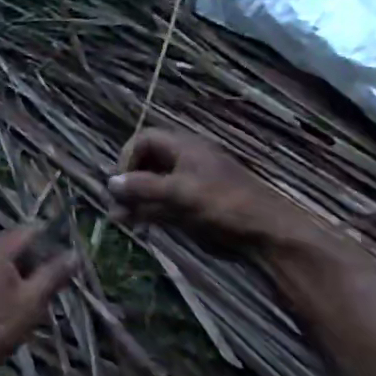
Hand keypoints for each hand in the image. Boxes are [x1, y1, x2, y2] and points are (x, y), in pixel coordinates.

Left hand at [0, 226, 78, 375]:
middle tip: (57, 285)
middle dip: (40, 262)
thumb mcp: (32, 300)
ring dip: (27, 277)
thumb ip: (54, 274)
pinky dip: (11, 285)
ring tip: (41, 300)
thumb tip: (75, 254)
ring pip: (8, 264)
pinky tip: (20, 308)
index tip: (69, 262)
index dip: (53, 242)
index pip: (30, 230)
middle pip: (18, 246)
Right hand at [108, 129, 303, 248]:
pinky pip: (162, 205)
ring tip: (120, 219)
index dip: (127, 158)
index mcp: (185, 148)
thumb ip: (143, 187)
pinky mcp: (192, 208)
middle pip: (146, 163)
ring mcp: (188, 186)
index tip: (121, 183)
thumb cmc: (225, 205)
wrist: (265, 234)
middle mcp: (184, 162)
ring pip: (152, 187)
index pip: (144, 140)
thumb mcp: (180, 193)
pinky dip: (147, 212)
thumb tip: (110, 183)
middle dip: (128, 182)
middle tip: (116, 205)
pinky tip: (137, 224)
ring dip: (134, 201)